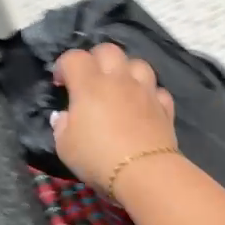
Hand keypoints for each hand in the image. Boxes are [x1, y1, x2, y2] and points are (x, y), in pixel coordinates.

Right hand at [52, 43, 177, 193]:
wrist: (144, 173)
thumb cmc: (98, 158)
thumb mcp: (65, 147)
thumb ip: (61, 127)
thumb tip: (64, 117)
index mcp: (89, 85)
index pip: (74, 58)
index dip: (63, 66)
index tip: (60, 84)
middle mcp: (119, 80)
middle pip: (108, 51)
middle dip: (96, 59)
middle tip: (90, 79)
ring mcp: (145, 91)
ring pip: (138, 64)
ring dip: (127, 71)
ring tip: (120, 88)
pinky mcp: (164, 107)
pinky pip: (157, 90)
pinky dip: (149, 94)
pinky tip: (143, 106)